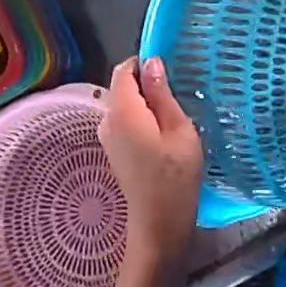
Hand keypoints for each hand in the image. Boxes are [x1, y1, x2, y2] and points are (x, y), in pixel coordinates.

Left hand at [100, 57, 202, 259]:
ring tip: (172, 116)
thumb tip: (152, 62)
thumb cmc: (175, 176)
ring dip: (144, 103)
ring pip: (124, 105)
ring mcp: (107, 137)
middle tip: (177, 95)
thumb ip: (162, 94)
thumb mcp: (179, 130)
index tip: (168, 70)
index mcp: (122, 110)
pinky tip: (161, 133)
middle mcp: (107, 120)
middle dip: (146, 84)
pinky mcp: (113, 150)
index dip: (142, 63)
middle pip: (122, 87)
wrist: (159, 224)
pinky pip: (124, 122)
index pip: (123, 70)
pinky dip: (140, 119)